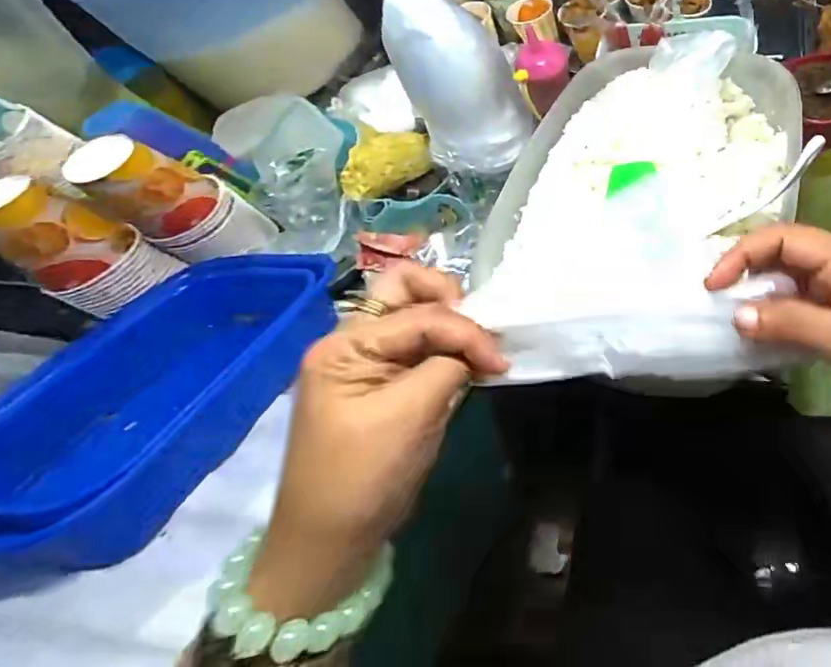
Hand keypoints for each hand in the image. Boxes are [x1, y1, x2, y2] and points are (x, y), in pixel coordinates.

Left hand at [245, 266, 506, 617]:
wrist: (330, 543)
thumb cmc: (362, 475)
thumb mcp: (412, 413)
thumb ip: (451, 364)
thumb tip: (484, 347)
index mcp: (345, 346)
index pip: (421, 316)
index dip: (467, 331)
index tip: (500, 361)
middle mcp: (353, 341)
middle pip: (405, 287)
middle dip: (448, 296)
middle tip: (480, 326)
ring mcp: (369, 360)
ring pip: (415, 310)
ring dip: (451, 319)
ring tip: (479, 346)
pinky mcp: (386, 380)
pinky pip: (422, 343)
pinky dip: (449, 345)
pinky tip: (470, 362)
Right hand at [706, 224, 830, 418]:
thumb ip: (795, 325)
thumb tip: (737, 315)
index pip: (782, 239)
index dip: (743, 254)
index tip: (714, 285)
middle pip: (776, 255)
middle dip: (743, 272)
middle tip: (710, 302)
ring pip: (779, 282)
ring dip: (752, 297)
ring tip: (721, 318)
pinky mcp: (829, 316)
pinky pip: (789, 308)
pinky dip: (767, 318)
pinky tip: (749, 335)